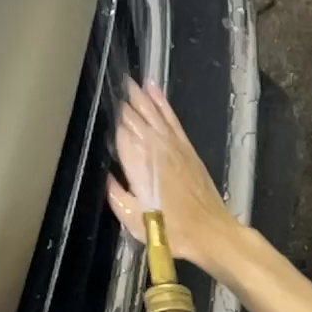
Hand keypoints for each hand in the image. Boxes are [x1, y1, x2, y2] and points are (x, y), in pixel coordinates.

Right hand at [106, 79, 242, 275]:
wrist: (209, 231)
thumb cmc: (169, 229)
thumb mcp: (133, 219)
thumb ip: (116, 194)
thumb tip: (107, 176)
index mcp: (138, 163)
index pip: (121, 131)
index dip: (111, 116)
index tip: (102, 103)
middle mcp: (154, 147)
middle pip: (135, 117)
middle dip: (123, 101)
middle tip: (112, 83)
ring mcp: (171, 143)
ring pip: (152, 112)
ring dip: (140, 95)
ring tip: (128, 80)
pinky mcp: (185, 145)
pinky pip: (171, 117)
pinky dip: (161, 101)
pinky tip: (153, 88)